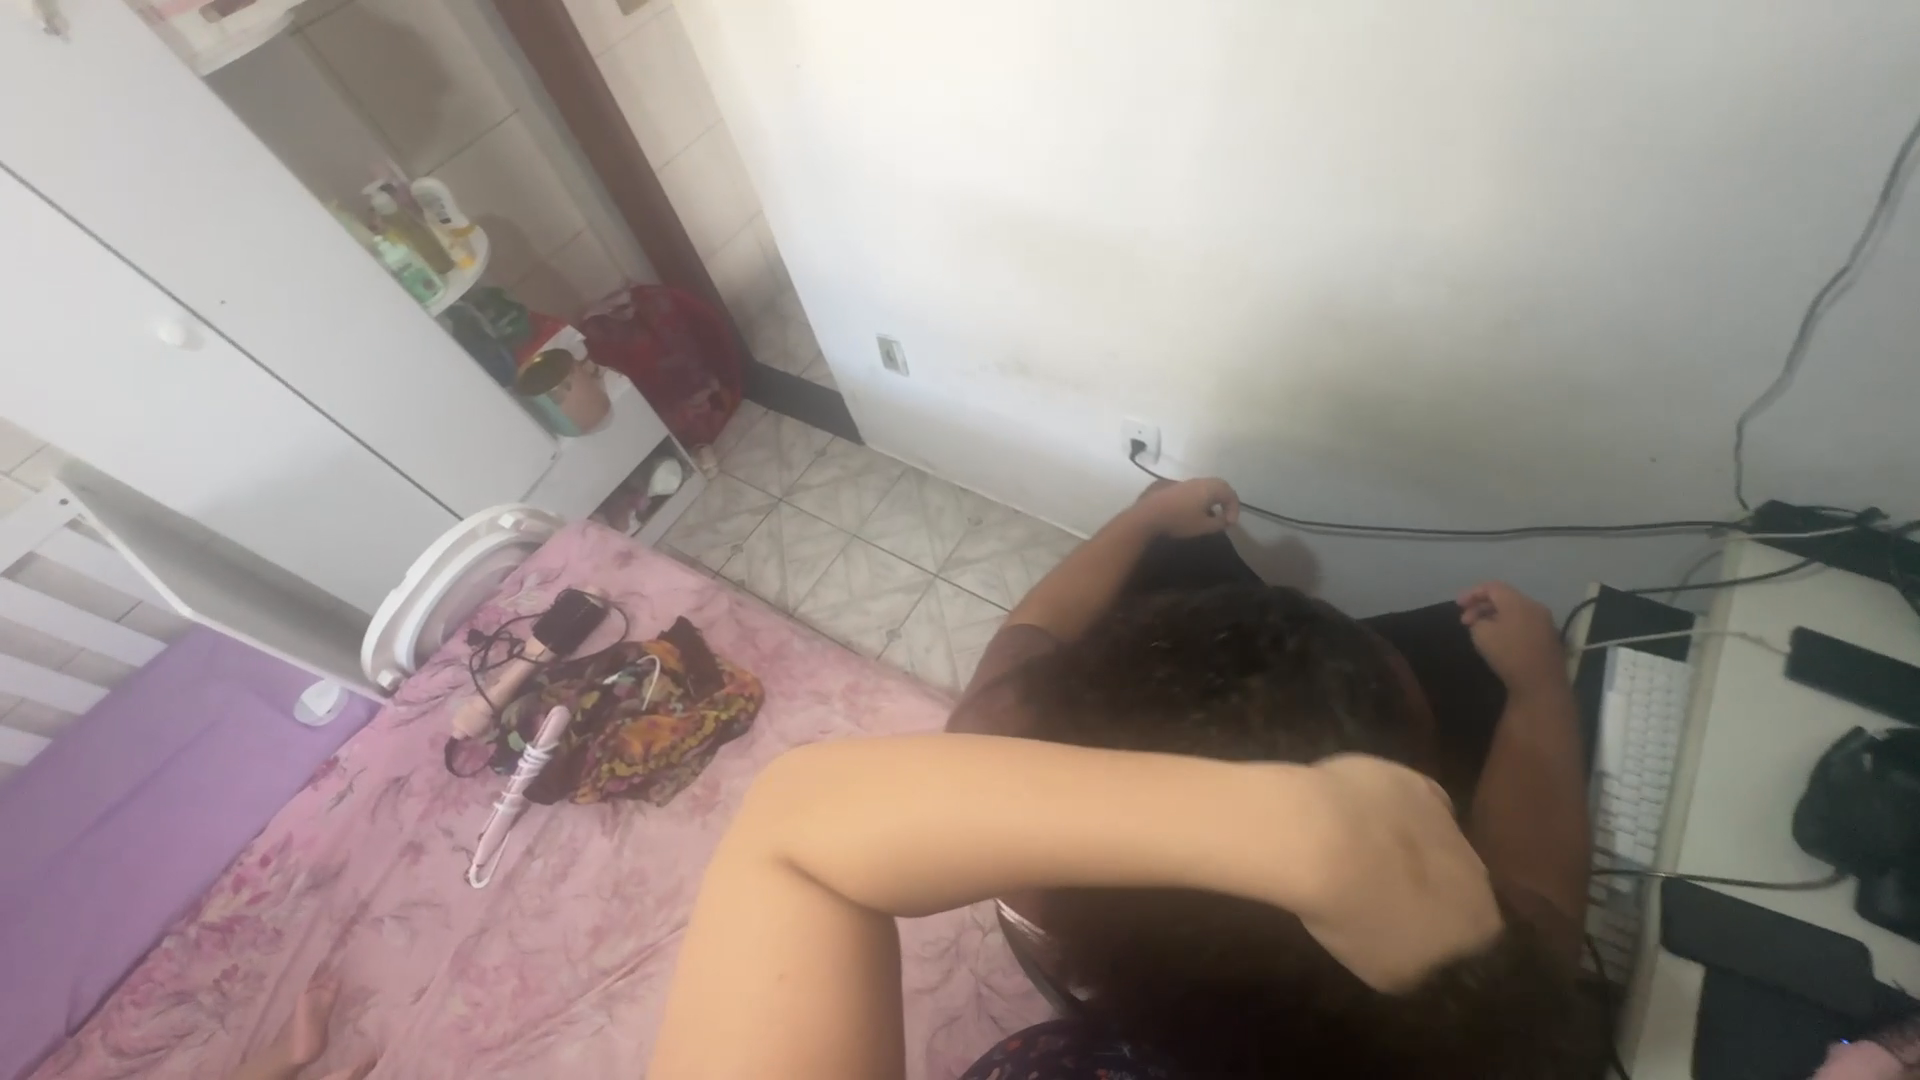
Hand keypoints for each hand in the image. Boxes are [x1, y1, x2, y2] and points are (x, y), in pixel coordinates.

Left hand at [1129, 477, 1239, 537]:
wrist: (1147, 515)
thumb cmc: (1179, 520)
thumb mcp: (1203, 526)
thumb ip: (1219, 523)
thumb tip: (1225, 520)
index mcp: (1208, 487)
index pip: (1229, 492)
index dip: (1234, 508)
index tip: (1230, 523)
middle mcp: (1197, 481)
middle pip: (1217, 486)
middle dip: (1223, 501)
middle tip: (1224, 516)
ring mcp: (1182, 482)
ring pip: (1202, 488)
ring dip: (1209, 500)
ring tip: (1207, 516)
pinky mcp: (1169, 487)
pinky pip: (1190, 491)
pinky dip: (1196, 500)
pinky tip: (1190, 513)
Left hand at [1282, 754, 1503, 991]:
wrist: (1318, 839)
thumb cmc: (1353, 915)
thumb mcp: (1386, 971)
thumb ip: (1414, 964)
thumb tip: (1413, 949)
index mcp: (1480, 920)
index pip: (1470, 930)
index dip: (1433, 927)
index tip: (1398, 924)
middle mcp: (1474, 864)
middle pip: (1453, 876)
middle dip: (1421, 880)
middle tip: (1372, 884)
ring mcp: (1439, 814)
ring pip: (1428, 831)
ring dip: (1400, 838)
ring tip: (1351, 843)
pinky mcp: (1404, 776)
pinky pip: (1402, 793)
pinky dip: (1382, 799)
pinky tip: (1350, 807)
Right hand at [1457, 582, 1568, 696]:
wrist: (1541, 682)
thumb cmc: (1508, 653)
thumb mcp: (1481, 633)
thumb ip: (1477, 620)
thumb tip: (1483, 620)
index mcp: (1518, 602)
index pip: (1492, 587)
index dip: (1472, 593)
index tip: (1458, 605)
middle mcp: (1534, 607)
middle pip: (1505, 597)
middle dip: (1482, 605)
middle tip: (1465, 620)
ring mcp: (1545, 622)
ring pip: (1514, 610)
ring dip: (1494, 615)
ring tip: (1480, 629)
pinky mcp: (1548, 636)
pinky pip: (1523, 621)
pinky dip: (1507, 623)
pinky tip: (1498, 637)